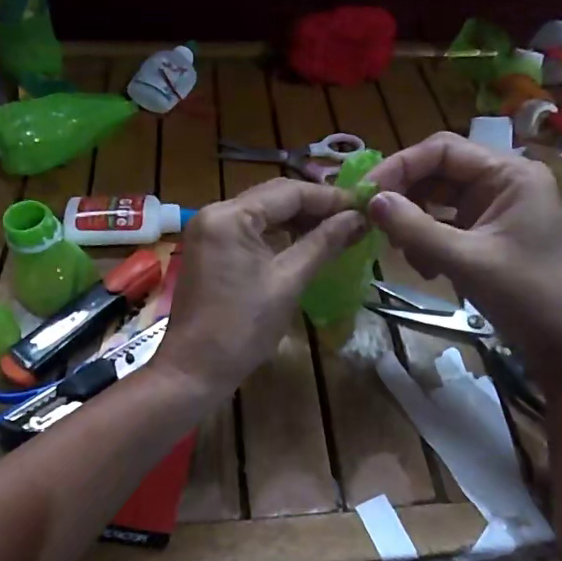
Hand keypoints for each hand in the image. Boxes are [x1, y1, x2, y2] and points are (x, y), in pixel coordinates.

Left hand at [155, 179, 365, 394]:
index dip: (330, 198)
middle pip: (272, 199)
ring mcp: (206, 233)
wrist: (195, 368)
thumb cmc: (242, 326)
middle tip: (355, 219)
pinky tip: (304, 245)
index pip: (288, 192)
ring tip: (337, 232)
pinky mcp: (207, 252)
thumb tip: (359, 218)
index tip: (366, 206)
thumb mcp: (288, 281)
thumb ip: (323, 243)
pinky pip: (247, 233)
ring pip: (260, 215)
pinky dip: (275, 236)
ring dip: (296, 222)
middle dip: (314, 208)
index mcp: (229, 216)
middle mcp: (213, 215)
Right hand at [364, 132, 561, 370]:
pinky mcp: (488, 235)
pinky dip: (426, 241)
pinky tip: (426, 269)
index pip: (441, 150)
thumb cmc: (526, 294)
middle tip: (372, 223)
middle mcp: (503, 183)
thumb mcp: (464, 260)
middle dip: (403, 197)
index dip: (399, 166)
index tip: (364, 194)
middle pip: (437, 172)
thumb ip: (415, 228)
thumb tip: (372, 201)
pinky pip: (445, 225)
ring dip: (412, 223)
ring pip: (436, 200)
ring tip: (404, 253)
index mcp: (509, 174)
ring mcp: (495, 209)